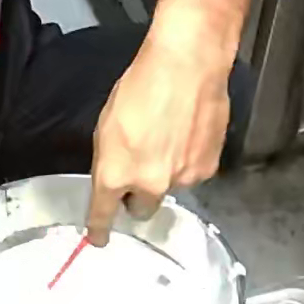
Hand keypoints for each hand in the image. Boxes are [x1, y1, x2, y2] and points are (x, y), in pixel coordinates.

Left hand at [86, 11, 233, 244]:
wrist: (186, 65)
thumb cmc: (141, 86)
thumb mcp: (107, 126)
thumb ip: (109, 162)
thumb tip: (113, 181)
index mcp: (115, 174)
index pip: (103, 215)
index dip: (99, 230)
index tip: (98, 239)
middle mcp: (148, 184)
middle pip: (140, 210)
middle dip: (136, 197)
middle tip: (140, 169)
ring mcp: (180, 179)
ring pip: (167, 190)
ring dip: (164, 174)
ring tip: (168, 138)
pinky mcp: (206, 169)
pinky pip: (191, 175)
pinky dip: (187, 162)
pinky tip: (186, 135)